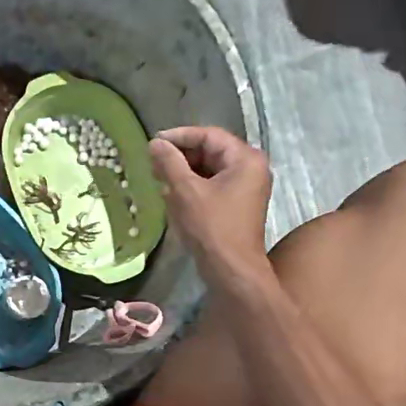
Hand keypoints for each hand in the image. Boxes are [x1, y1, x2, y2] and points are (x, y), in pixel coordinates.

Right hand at [149, 126, 273, 288]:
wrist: (231, 270)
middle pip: (212, 151)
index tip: (153, 143)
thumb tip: (155, 144)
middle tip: (153, 161)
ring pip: (211, 169)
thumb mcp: (186, 192)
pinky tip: (173, 194)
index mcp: (245, 159)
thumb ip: (170, 163)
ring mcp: (247, 188)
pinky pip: (214, 186)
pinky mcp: (239, 205)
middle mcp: (252, 168)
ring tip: (159, 177)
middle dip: (181, 155)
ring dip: (185, 171)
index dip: (180, 136)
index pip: (209, 136)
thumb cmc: (211, 228)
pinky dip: (194, 186)